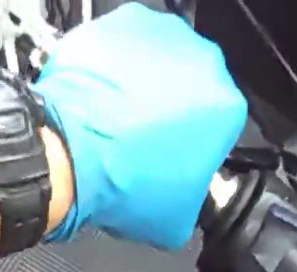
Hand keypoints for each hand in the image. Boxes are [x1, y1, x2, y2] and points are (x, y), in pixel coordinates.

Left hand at [34, 3, 246, 249]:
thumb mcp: (174, 221)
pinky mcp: (120, 25)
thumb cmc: (122, 182)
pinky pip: (120, 53)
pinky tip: (99, 108)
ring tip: (117, 131)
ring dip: (141, 94)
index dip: (194, 153)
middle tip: (142, 150)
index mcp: (226, 107)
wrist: (70, 158)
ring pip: (157, 68)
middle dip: (170, 116)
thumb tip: (184, 202)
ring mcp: (160, 35)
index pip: (218, 132)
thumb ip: (192, 204)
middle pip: (191, 92)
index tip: (174, 166)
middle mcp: (202, 60)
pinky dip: (111, 76)